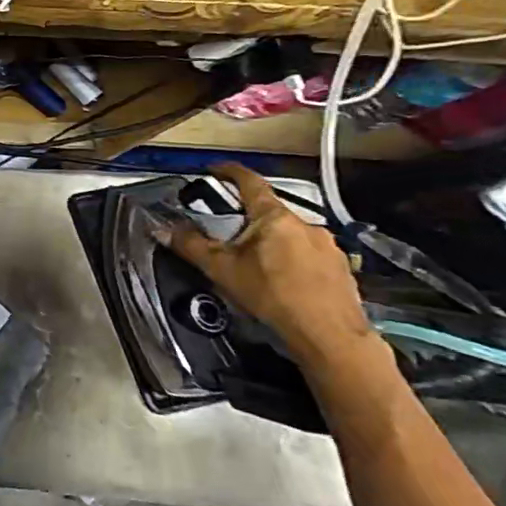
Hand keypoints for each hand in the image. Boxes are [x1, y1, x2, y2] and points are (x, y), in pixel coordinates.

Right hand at [159, 164, 377, 364]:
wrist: (328, 336)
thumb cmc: (272, 297)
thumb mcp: (223, 271)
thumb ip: (192, 247)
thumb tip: (164, 230)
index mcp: (274, 217)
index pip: (249, 182)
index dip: (230, 172)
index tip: (216, 169)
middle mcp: (305, 223)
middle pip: (270, 214)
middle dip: (250, 224)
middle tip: (233, 242)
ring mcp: (327, 246)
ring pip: (292, 237)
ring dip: (275, 246)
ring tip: (261, 271)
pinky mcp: (341, 268)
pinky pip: (311, 257)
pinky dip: (296, 265)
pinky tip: (288, 287)